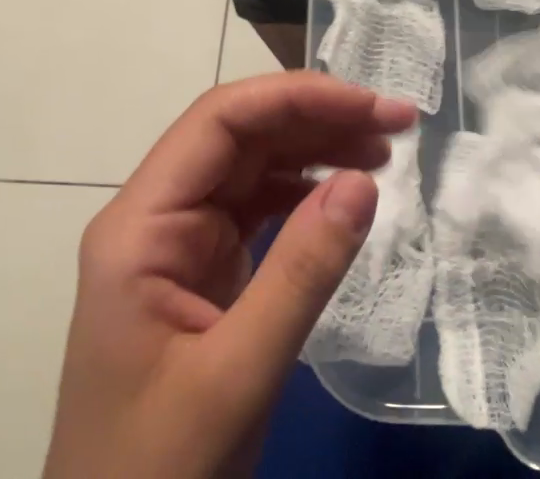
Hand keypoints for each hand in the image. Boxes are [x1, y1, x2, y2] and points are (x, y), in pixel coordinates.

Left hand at [43, 73, 415, 478]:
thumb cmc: (160, 464)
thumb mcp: (239, 372)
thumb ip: (303, 272)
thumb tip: (366, 180)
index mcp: (140, 227)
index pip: (219, 122)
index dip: (297, 98)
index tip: (372, 107)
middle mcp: (154, 220)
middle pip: (237, 137)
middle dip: (316, 117)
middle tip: (398, 124)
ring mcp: (176, 246)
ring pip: (249, 168)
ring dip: (315, 149)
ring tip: (384, 151)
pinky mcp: (200, 273)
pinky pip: (255, 210)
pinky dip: (304, 192)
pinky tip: (344, 194)